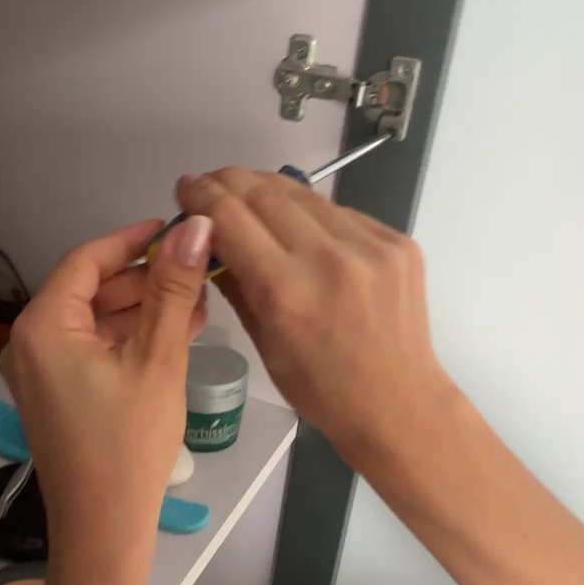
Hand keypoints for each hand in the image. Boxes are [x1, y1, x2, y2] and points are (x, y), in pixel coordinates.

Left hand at [2, 217, 212, 581]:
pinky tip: (177, 333)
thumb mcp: (157, 359)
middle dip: (145, 279)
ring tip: (197, 302)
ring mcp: (42, 372)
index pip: (86, 260)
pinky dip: (130, 340)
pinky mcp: (58, 395)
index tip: (176, 228)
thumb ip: (172, 289)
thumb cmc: (129, 444)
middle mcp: (31, 343)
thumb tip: (195, 227)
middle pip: (91, 290)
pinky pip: (94, 351)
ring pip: (96, 322)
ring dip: (144, 310)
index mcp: (43, 327)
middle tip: (195, 269)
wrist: (104, 530)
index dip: (132, 239)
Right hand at [175, 168, 459, 472]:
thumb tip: (204, 240)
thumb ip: (233, 283)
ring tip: (246, 193)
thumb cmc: (321, 389)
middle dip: (228, 181)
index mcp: (286, 292)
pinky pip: (339, 213)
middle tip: (208, 182)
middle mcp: (329, 259)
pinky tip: (298, 226)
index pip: (230, 217)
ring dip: (267, 189)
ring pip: (304, 195)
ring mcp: (370, 246)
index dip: (201, 195)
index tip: (186, 188)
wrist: (398, 403)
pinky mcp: (397, 242)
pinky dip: (309, 213)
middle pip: (265, 193)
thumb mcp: (262, 342)